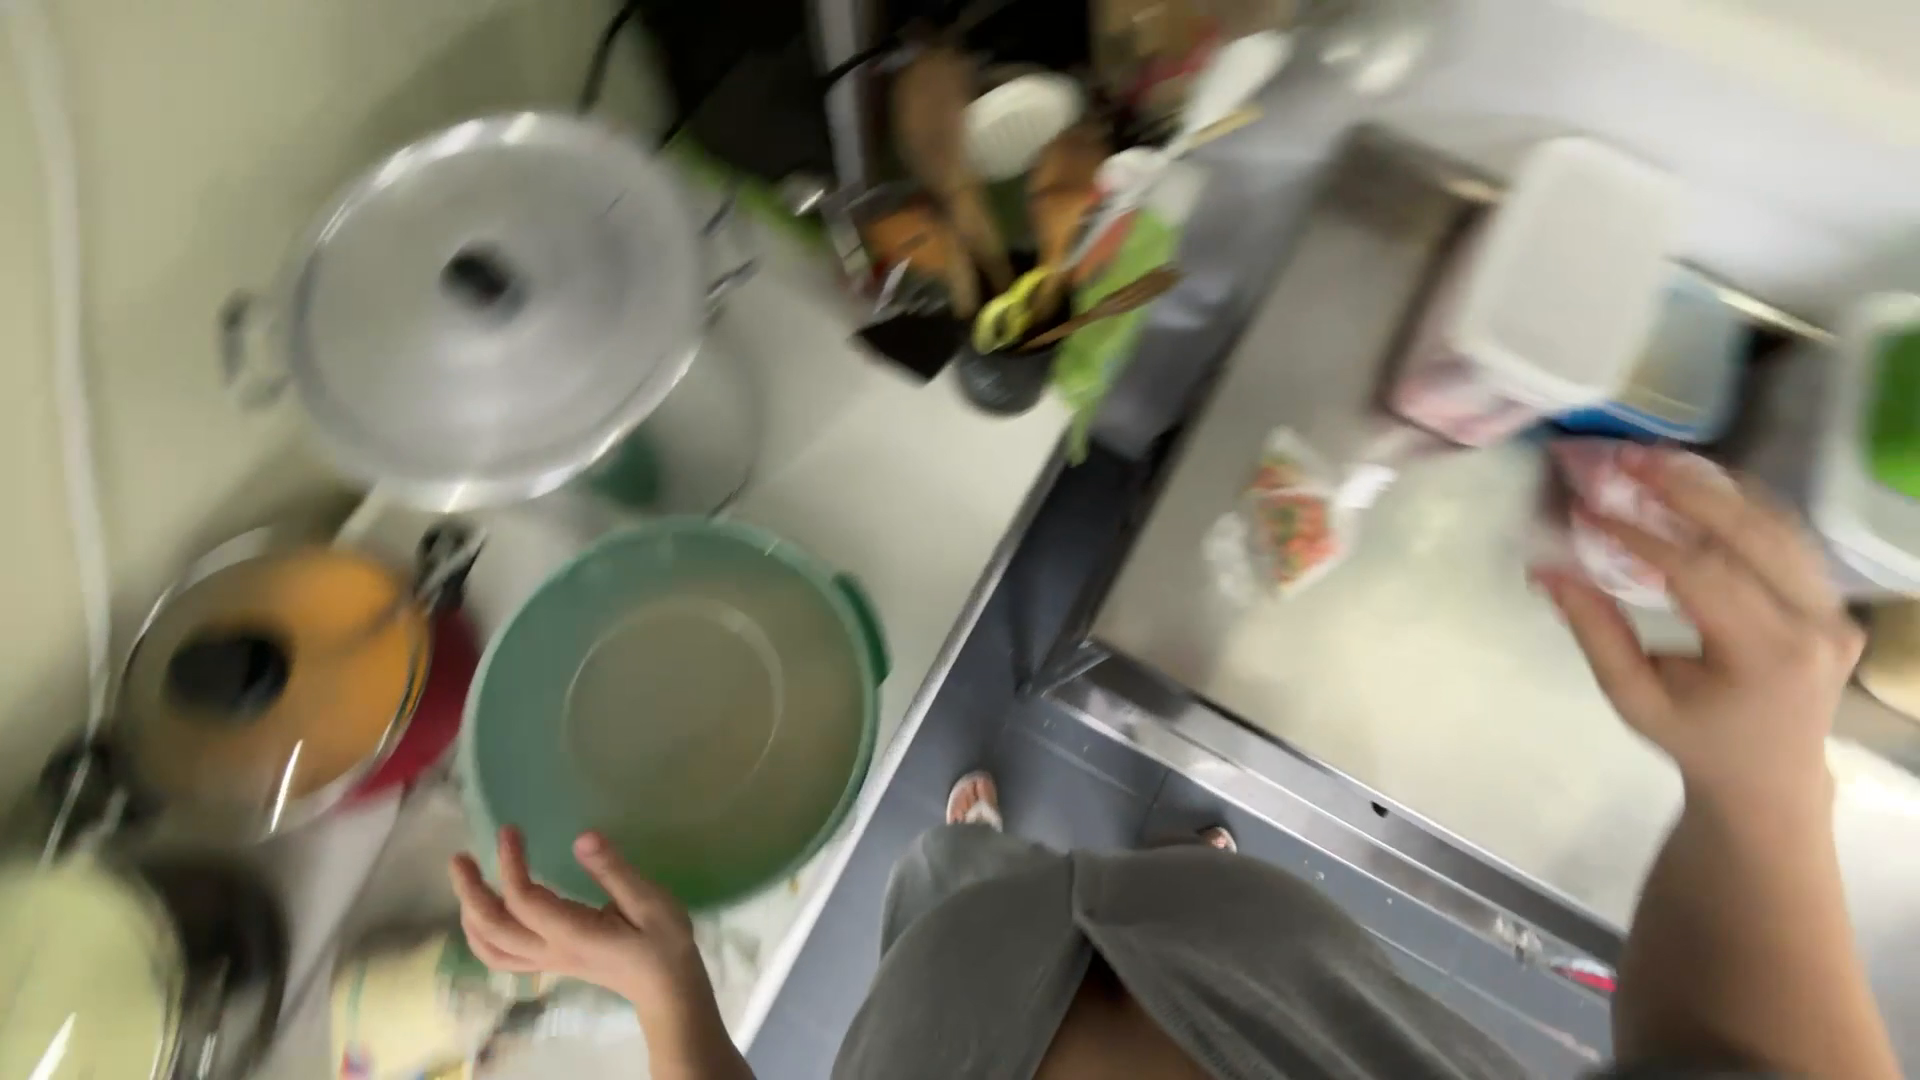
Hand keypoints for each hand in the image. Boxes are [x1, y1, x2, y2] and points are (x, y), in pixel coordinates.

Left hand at [448, 827, 716, 1027]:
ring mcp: (547, 961)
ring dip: (470, 915)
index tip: (510, 831)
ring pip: (490, 947)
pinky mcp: (551, 962)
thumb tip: (582, 837)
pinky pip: (501, 955)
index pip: (524, 900)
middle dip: (470, 891)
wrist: (666, 984)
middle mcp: (550, 951)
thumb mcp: (648, 900)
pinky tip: (486, 915)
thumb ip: (614, 870)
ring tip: (467, 881)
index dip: (510, 864)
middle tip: (461, 856)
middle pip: (492, 927)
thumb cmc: (662, 939)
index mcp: (572, 933)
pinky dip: (482, 935)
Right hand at [1537, 447, 1861, 810]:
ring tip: (1654, 460)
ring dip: (1712, 488)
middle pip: (1750, 536)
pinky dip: (1740, 503)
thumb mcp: (1630, 694)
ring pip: (1776, 526)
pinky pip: (1787, 537)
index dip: (1639, 537)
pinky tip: (1698, 481)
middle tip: (1623, 461)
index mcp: (1768, 653)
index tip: (1586, 512)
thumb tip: (1548, 571)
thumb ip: (1595, 631)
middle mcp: (1815, 622)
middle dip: (1681, 492)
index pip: (1700, 574)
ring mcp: (1832, 607)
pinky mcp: (1827, 598)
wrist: (1770, 773)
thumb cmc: (1692, 736)